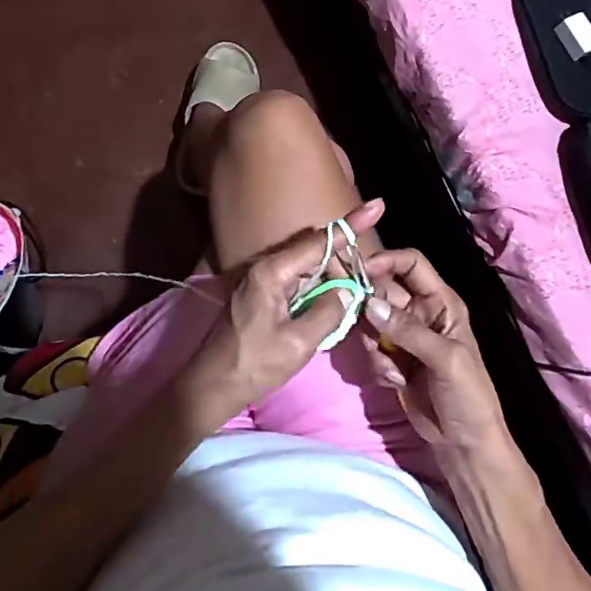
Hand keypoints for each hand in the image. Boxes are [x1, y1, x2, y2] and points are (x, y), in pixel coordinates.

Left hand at [176, 199, 386, 430]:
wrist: (213, 385)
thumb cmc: (254, 363)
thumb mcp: (299, 342)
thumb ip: (329, 312)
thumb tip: (348, 292)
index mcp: (272, 272)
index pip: (319, 242)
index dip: (350, 225)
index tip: (377, 206)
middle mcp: (265, 267)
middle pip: (315, 253)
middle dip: (343, 264)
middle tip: (364, 287)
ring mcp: (262, 280)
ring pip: (308, 268)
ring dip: (331, 280)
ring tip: (349, 301)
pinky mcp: (262, 294)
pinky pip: (298, 282)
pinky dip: (317, 290)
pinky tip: (330, 306)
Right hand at [358, 248, 514, 461]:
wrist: (465, 444)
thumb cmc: (468, 395)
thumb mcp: (445, 359)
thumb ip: (408, 330)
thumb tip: (369, 304)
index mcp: (441, 301)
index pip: (411, 263)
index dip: (386, 260)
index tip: (360, 272)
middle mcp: (421, 312)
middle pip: (383, 289)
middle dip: (369, 305)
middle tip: (362, 326)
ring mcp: (404, 336)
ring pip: (371, 319)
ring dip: (372, 342)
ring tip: (391, 367)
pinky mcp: (392, 359)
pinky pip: (371, 348)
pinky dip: (376, 363)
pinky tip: (394, 381)